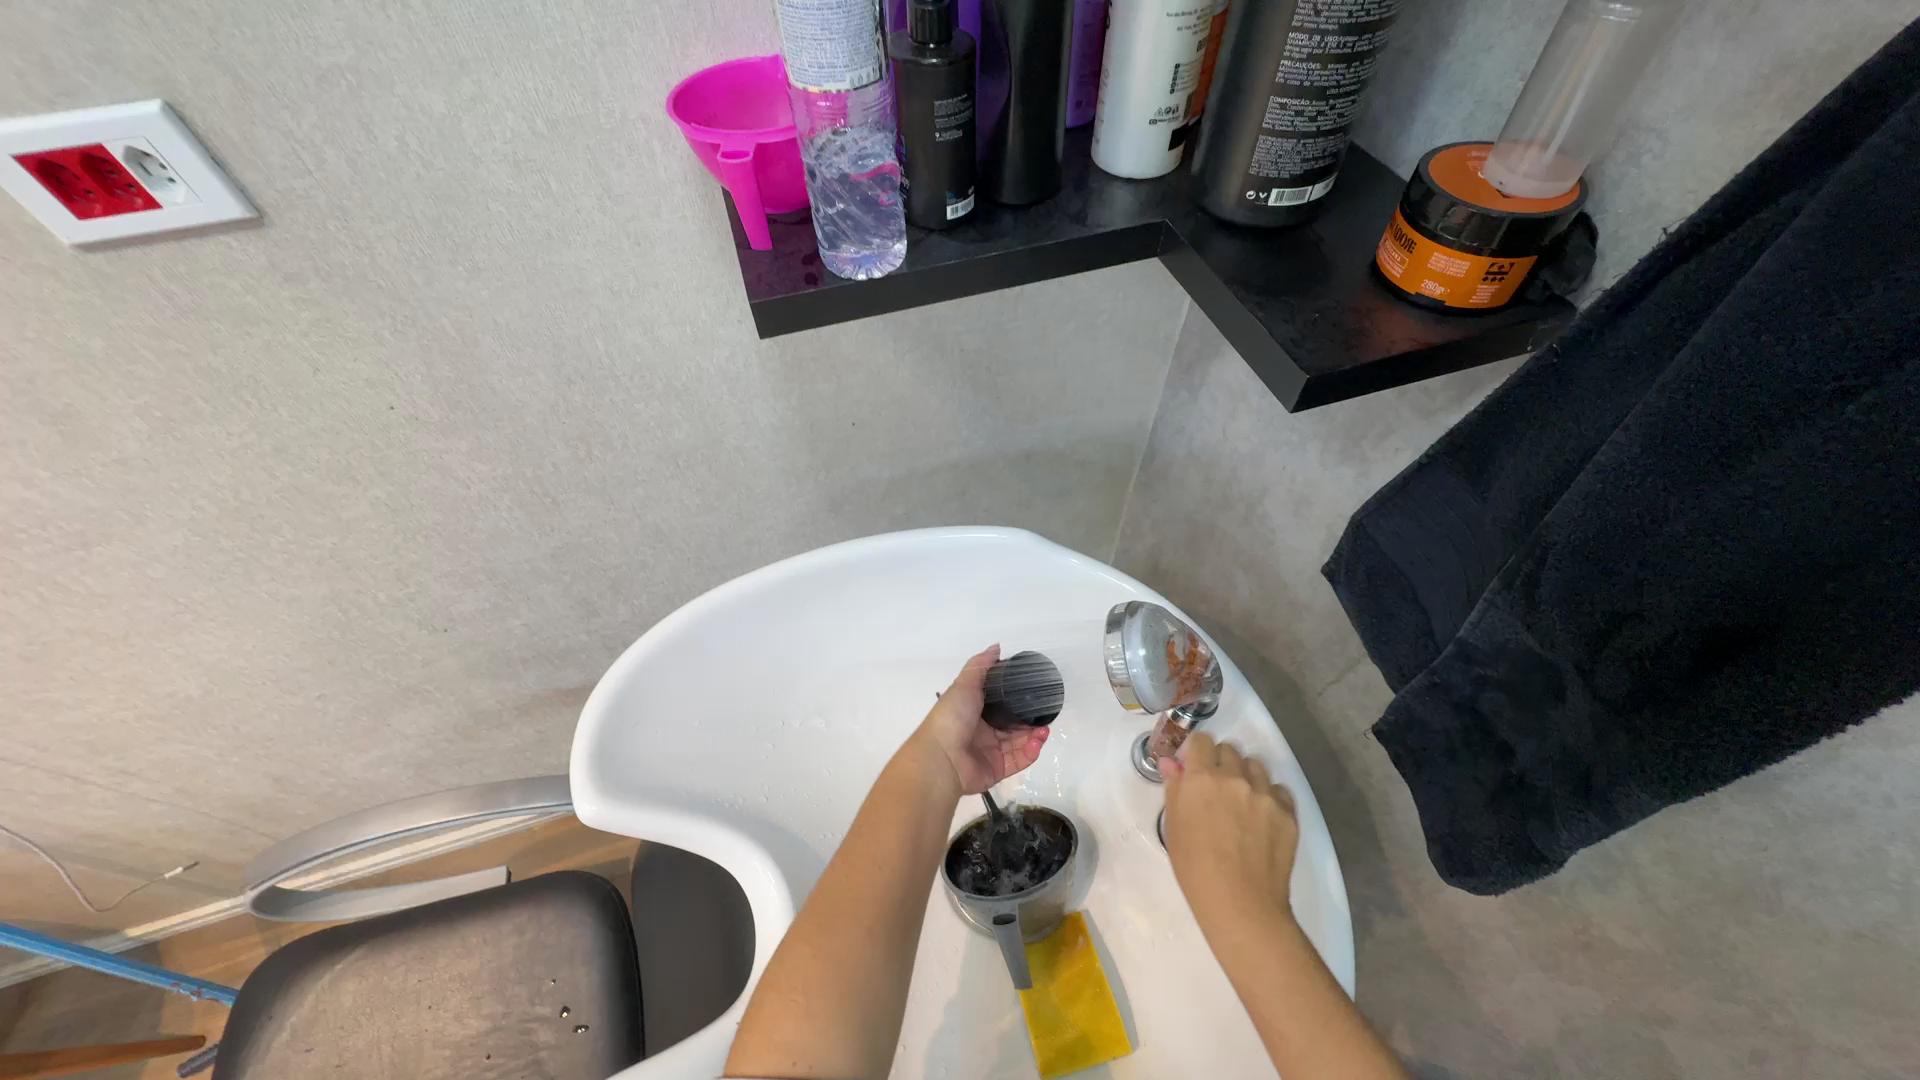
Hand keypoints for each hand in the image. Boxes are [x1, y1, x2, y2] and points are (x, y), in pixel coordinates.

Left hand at [914, 645, 1049, 795]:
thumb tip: (997, 647)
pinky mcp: (998, 769)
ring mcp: (991, 752)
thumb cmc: (952, 717)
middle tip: (1045, 715)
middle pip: (1013, 724)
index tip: (1034, 692)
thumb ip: (981, 666)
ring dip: (1034, 735)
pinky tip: (1037, 742)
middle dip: (1031, 720)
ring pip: (1019, 742)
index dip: (1017, 699)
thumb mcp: (964, 684)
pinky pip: (1019, 760)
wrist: (942, 757)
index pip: (1001, 704)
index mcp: (974, 711)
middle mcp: (983, 731)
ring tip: (1044, 730)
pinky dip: (1030, 752)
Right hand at [1159, 731, 1298, 932]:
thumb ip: (1174, 788)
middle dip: (1222, 762)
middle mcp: (1234, 777)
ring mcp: (1264, 793)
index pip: (1202, 740)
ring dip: (1246, 775)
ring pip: (1256, 765)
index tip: (1195, 766)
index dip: (1198, 751)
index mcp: (1201, 778)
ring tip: (1242, 802)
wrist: (1240, 903)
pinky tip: (1262, 818)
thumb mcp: (1173, 826)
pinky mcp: (1287, 811)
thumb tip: (1171, 763)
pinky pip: (1278, 789)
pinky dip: (1269, 796)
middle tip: (1217, 788)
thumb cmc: (1195, 868)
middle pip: (1230, 749)